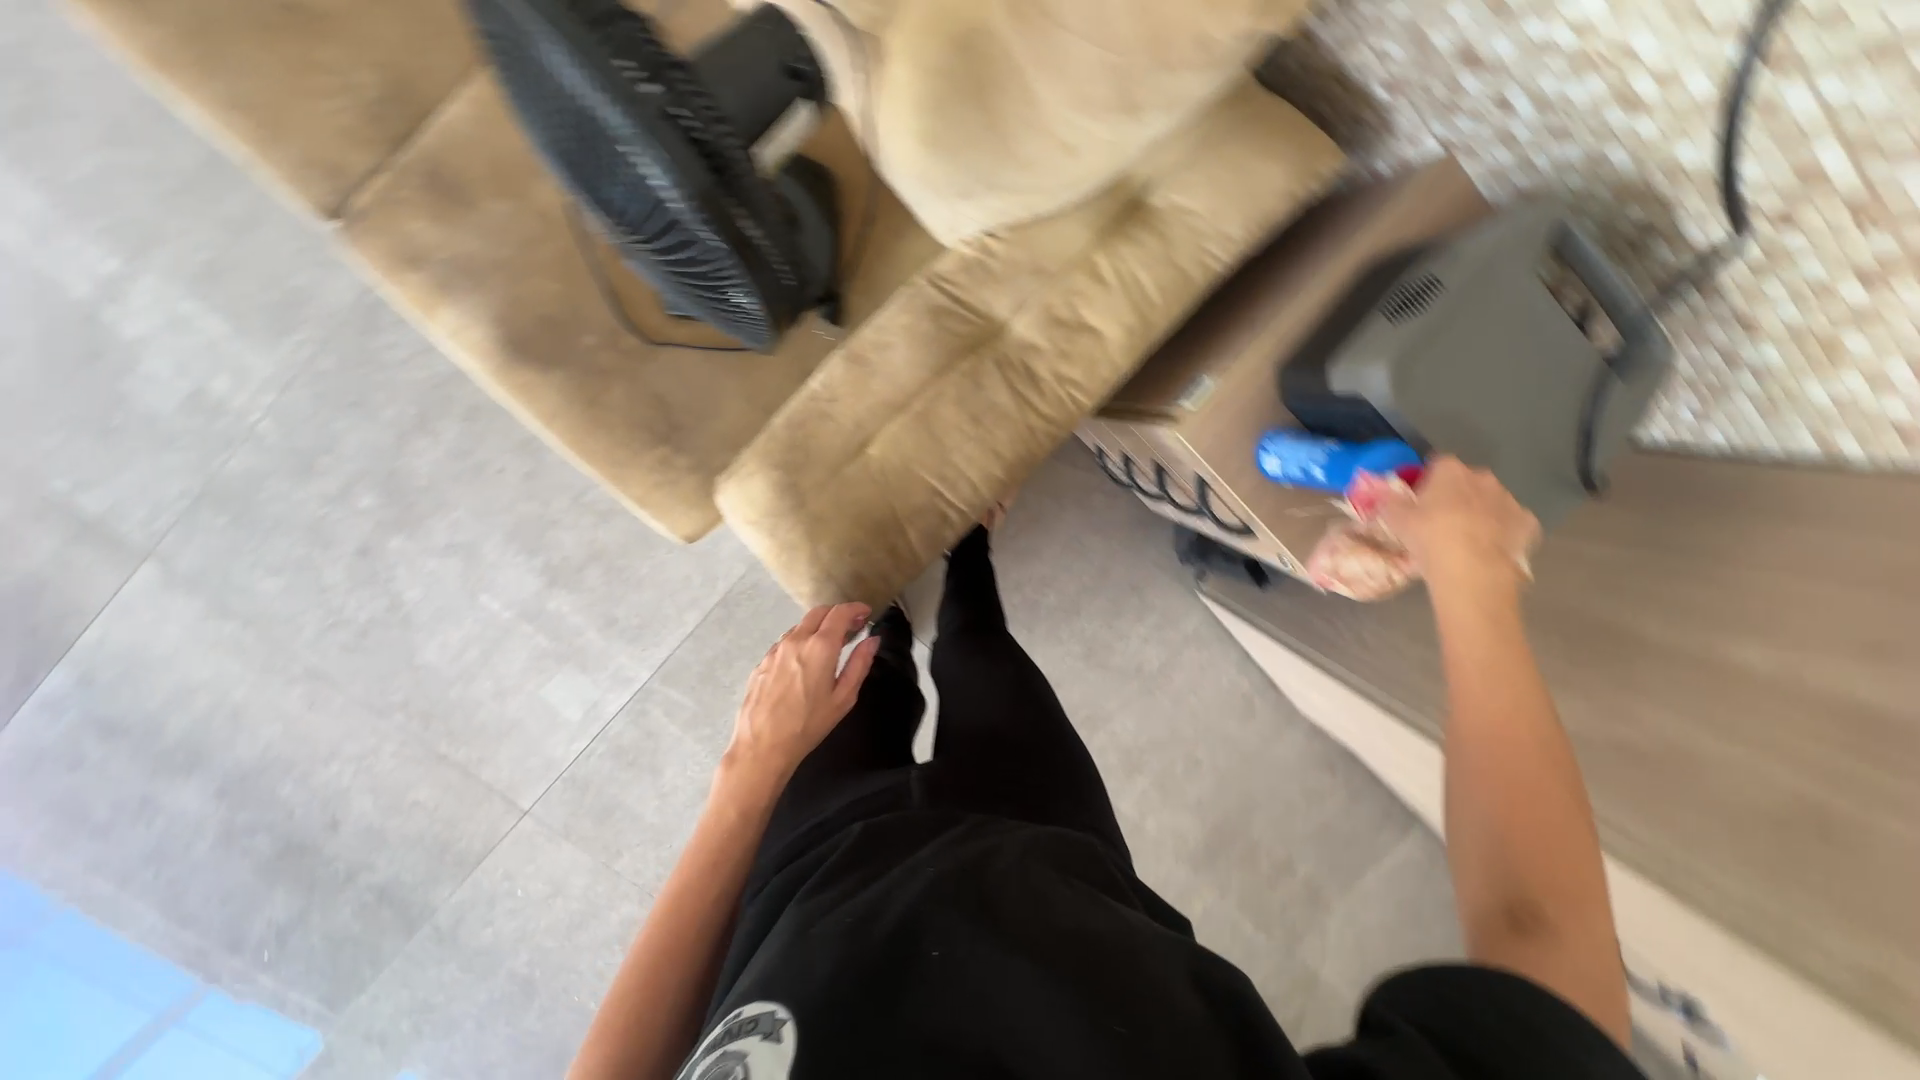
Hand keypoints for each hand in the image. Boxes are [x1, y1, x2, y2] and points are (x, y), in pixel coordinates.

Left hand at [720, 603, 879, 790]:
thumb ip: (860, 664)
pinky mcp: (762, 661)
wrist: (762, 745)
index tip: (866, 613)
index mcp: (820, 647)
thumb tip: (872, 640)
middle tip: (852, 627)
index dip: (856, 609)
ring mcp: (775, 649)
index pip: (840, 613)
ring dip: (818, 627)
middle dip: (837, 614)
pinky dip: (801, 642)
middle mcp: (796, 640)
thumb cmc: (808, 725)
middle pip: (818, 612)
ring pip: (800, 626)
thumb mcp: (844, 698)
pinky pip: (785, 642)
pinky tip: (805, 662)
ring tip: (830, 645)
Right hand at [1376, 456, 1539, 596]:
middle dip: (1456, 495)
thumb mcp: (1395, 519)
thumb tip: (1380, 493)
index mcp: (1450, 471)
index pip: (1437, 465)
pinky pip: (1511, 523)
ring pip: (1491, 502)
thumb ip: (1388, 501)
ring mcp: (1509, 500)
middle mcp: (1483, 478)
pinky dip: (1502, 532)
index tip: (1419, 500)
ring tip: (1465, 539)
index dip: (1428, 481)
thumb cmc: (1429, 537)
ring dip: (1480, 513)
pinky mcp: (1527, 524)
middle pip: (1467, 481)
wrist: (1473, 570)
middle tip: (1441, 521)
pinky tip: (1490, 549)